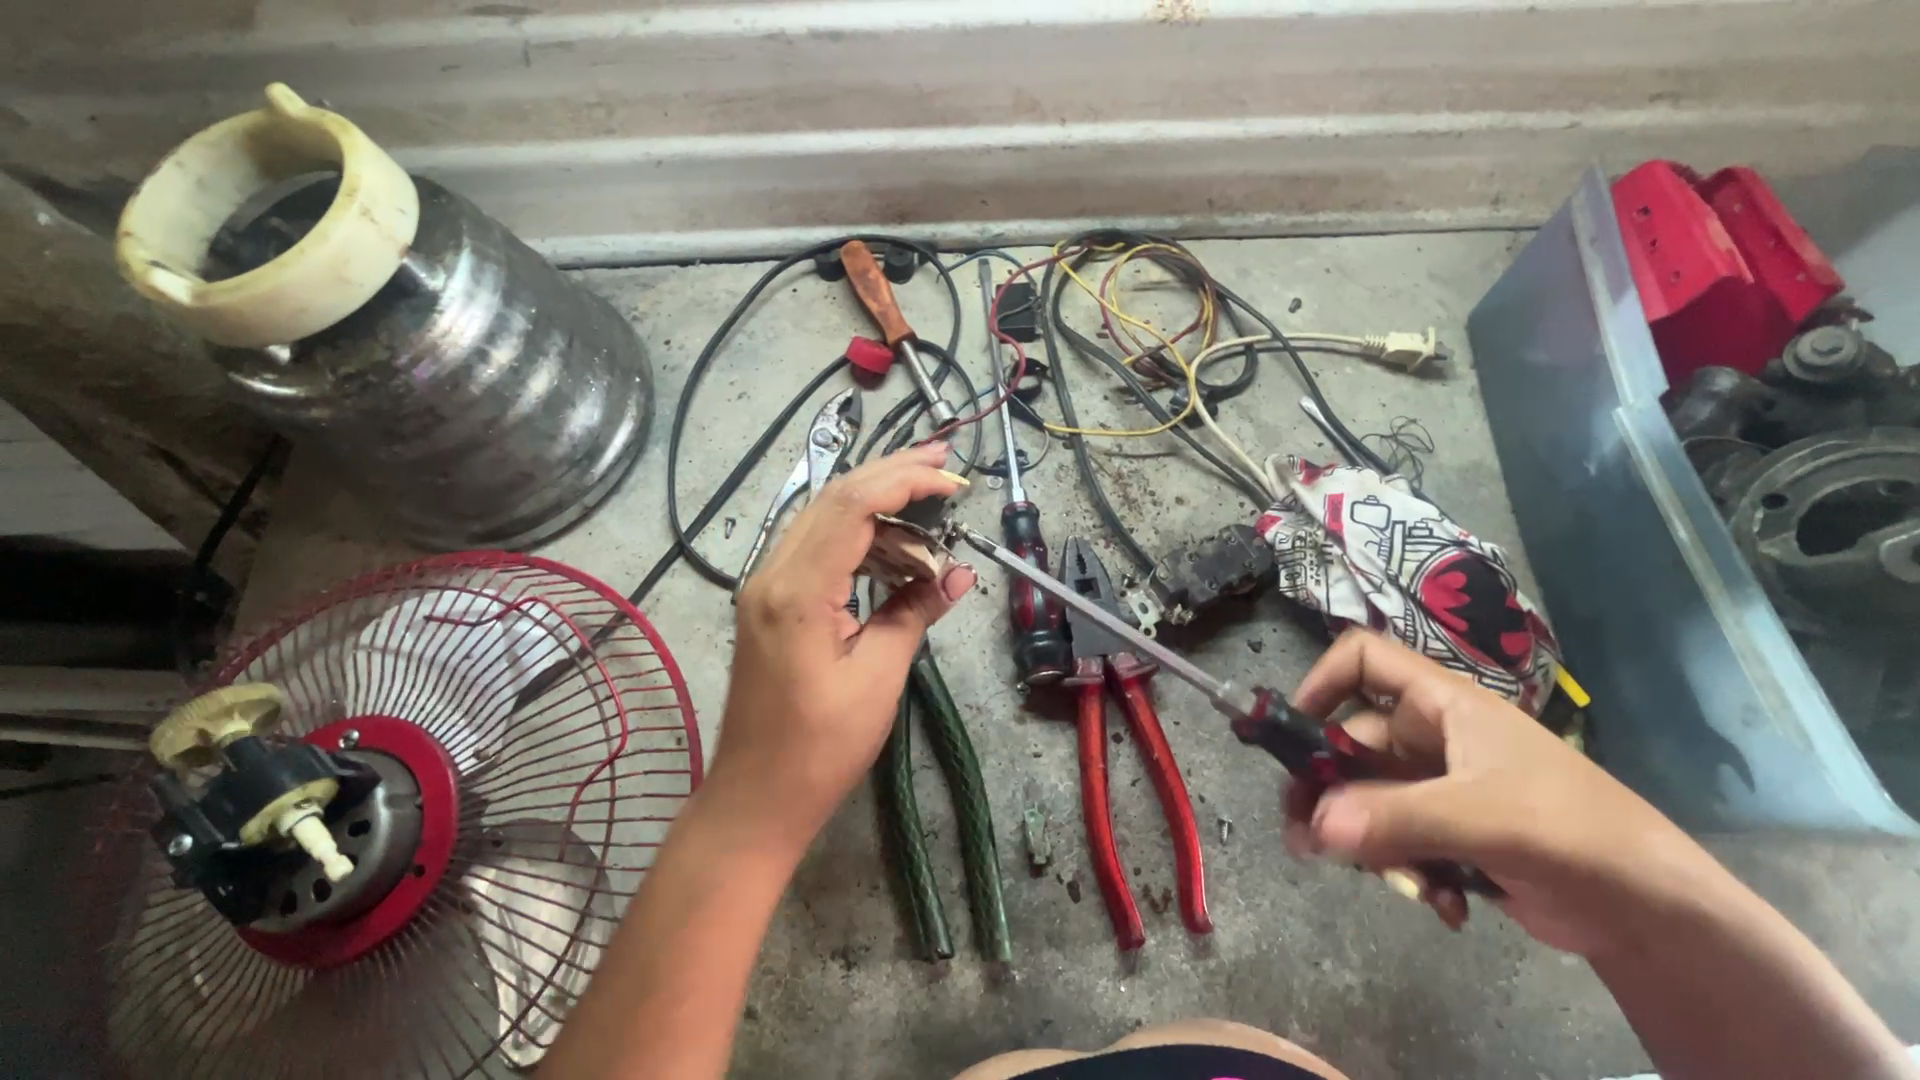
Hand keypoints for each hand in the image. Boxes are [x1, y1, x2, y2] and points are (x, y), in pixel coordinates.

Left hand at [707, 443, 977, 855]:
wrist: (756, 796)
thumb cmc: (820, 749)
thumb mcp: (879, 679)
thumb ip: (915, 613)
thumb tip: (959, 573)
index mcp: (796, 592)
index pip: (850, 507)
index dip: (903, 481)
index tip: (951, 478)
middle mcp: (771, 575)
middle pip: (832, 499)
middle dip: (890, 475)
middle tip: (944, 463)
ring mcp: (764, 587)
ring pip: (823, 520)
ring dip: (876, 508)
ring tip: (929, 508)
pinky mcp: (769, 603)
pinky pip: (816, 550)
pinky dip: (858, 540)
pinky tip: (894, 550)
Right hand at [1283, 631, 1718, 956]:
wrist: (1653, 912)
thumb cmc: (1573, 831)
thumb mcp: (1483, 816)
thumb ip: (1396, 817)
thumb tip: (1314, 825)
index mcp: (1442, 705)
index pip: (1364, 660)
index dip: (1321, 680)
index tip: (1293, 733)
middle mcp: (1433, 737)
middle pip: (1350, 742)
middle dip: (1326, 790)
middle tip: (1303, 838)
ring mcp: (1440, 786)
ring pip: (1367, 796)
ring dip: (1363, 839)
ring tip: (1377, 879)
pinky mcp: (1449, 833)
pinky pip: (1395, 837)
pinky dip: (1400, 867)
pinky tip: (1434, 900)